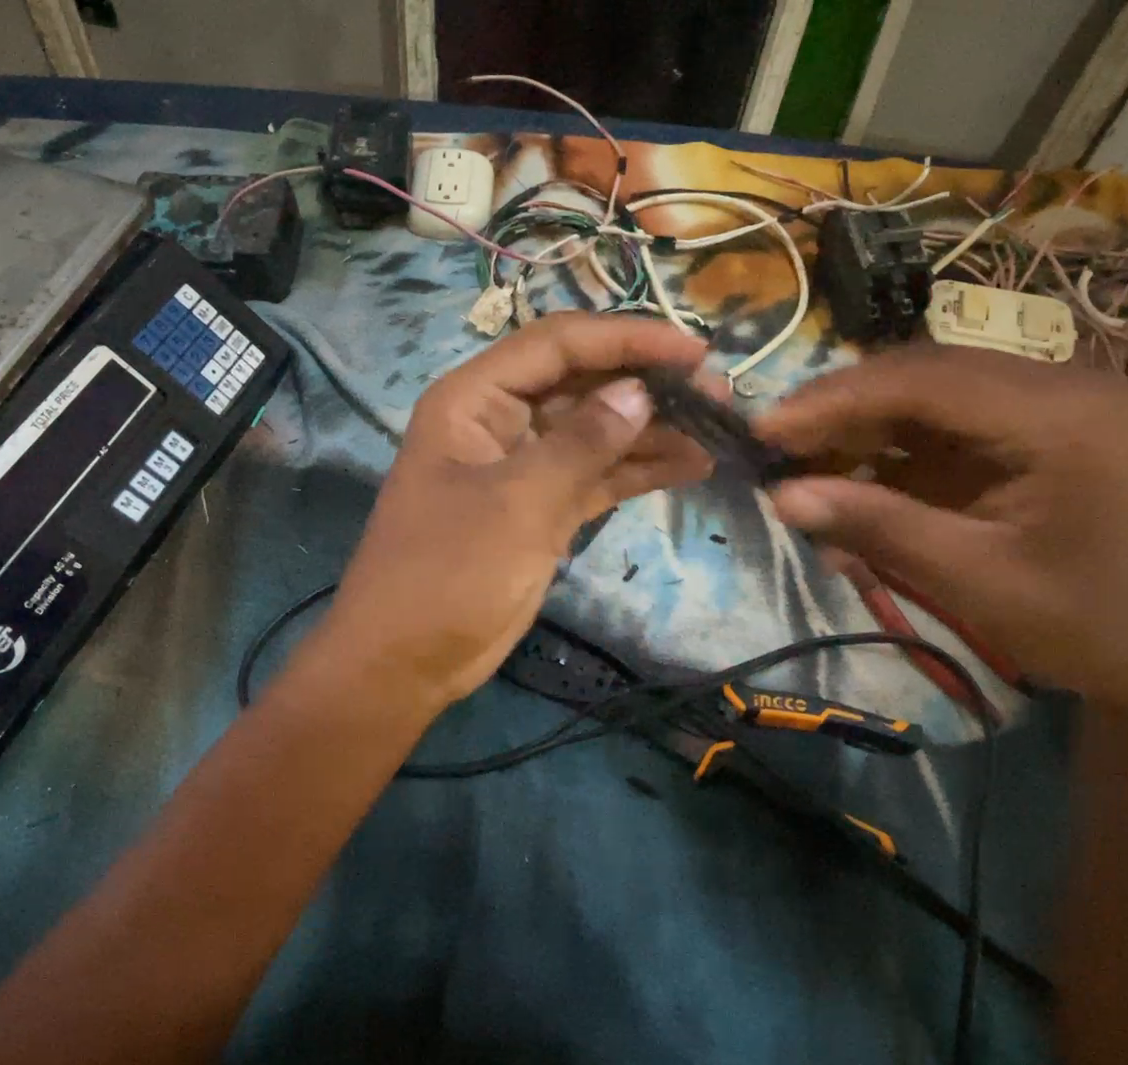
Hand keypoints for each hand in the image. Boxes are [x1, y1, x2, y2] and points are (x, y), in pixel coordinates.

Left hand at [318, 313, 718, 709]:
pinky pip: (599, 476)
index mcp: (475, 399)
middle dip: (649, 384)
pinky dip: (640, 470)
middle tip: (720, 395)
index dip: (627, 338)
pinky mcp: (544, 509)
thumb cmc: (447, 574)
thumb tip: (640, 393)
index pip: (558, 344)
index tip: (694, 351)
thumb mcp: (516, 504)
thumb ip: (581, 445)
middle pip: (584, 383)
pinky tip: (692, 465)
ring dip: (654, 429)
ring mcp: (525, 467)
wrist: (407, 662)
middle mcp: (501, 421)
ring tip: (719, 429)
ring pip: (598, 431)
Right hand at [756, 347, 1127, 712]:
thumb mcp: (973, 578)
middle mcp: (1063, 385)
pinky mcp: (1045, 429)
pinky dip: (899, 446)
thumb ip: (876, 527)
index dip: (833, 401)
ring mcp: (1058, 403)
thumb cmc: (1086, 626)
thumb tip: (780, 496)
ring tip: (806, 461)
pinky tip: (858, 471)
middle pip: (925, 374)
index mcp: (1060, 415)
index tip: (765, 430)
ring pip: (934, 391)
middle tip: (776, 445)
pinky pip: (955, 420)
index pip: (922, 381)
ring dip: (867, 425)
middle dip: (843, 408)